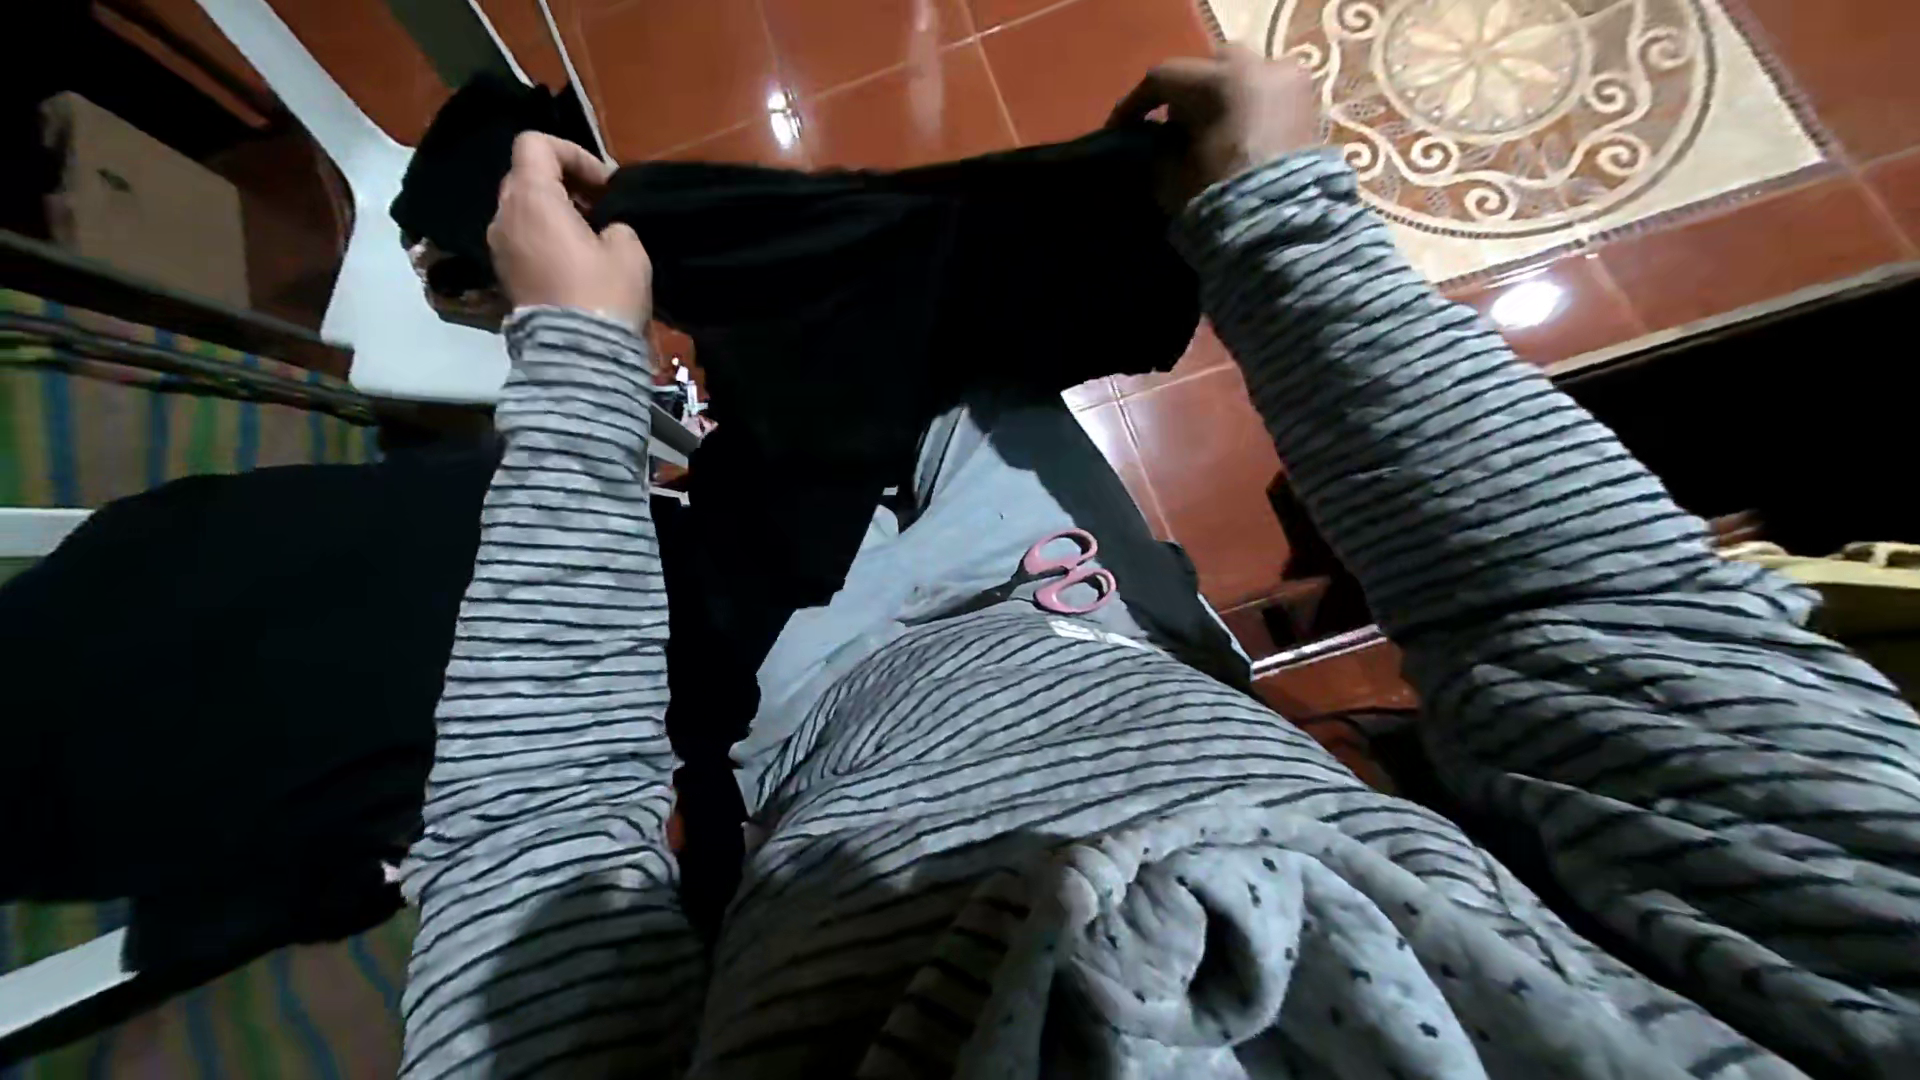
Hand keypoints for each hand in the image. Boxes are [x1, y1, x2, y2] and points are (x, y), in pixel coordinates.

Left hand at [487, 132, 651, 329]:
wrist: (578, 354)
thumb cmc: (604, 295)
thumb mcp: (630, 251)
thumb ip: (617, 225)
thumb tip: (606, 229)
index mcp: (532, 198)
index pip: (537, 145)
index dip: (575, 154)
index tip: (608, 186)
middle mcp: (504, 215)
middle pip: (528, 177)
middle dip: (566, 186)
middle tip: (603, 212)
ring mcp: (499, 247)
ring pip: (525, 212)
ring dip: (557, 216)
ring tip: (592, 241)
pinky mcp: (506, 275)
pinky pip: (525, 241)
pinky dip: (548, 241)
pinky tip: (577, 266)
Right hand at [1109, 45, 1323, 211]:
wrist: (1280, 234)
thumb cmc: (1219, 206)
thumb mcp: (1172, 182)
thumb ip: (1157, 153)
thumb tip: (1155, 143)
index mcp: (1220, 82)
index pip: (1164, 78)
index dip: (1134, 103)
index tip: (1117, 131)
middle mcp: (1258, 68)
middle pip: (1208, 66)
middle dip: (1183, 95)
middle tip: (1166, 128)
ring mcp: (1288, 83)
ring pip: (1241, 77)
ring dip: (1216, 101)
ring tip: (1201, 137)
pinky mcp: (1306, 106)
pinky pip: (1265, 97)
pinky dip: (1243, 112)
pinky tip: (1231, 142)